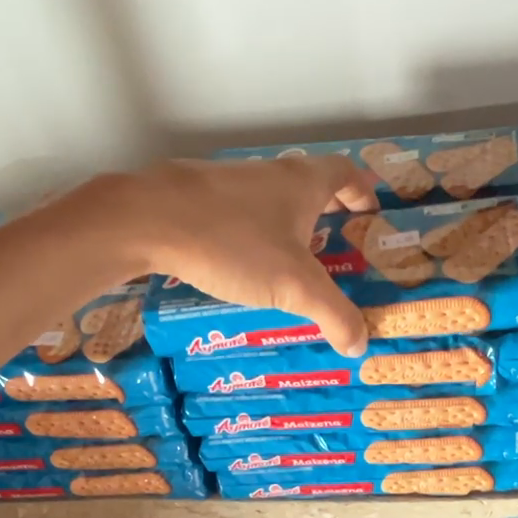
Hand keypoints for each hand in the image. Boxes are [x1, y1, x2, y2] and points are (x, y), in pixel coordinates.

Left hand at [64, 157, 379, 355]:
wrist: (147, 219)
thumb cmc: (234, 244)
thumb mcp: (295, 287)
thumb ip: (333, 315)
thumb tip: (361, 343)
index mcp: (303, 183)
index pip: (346, 175)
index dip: (363, 194)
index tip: (370, 217)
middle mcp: (271, 174)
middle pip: (310, 186)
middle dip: (328, 214)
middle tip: (337, 247)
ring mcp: (231, 182)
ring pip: (272, 200)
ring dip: (288, 226)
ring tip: (292, 265)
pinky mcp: (198, 197)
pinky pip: (240, 213)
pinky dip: (253, 234)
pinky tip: (243, 266)